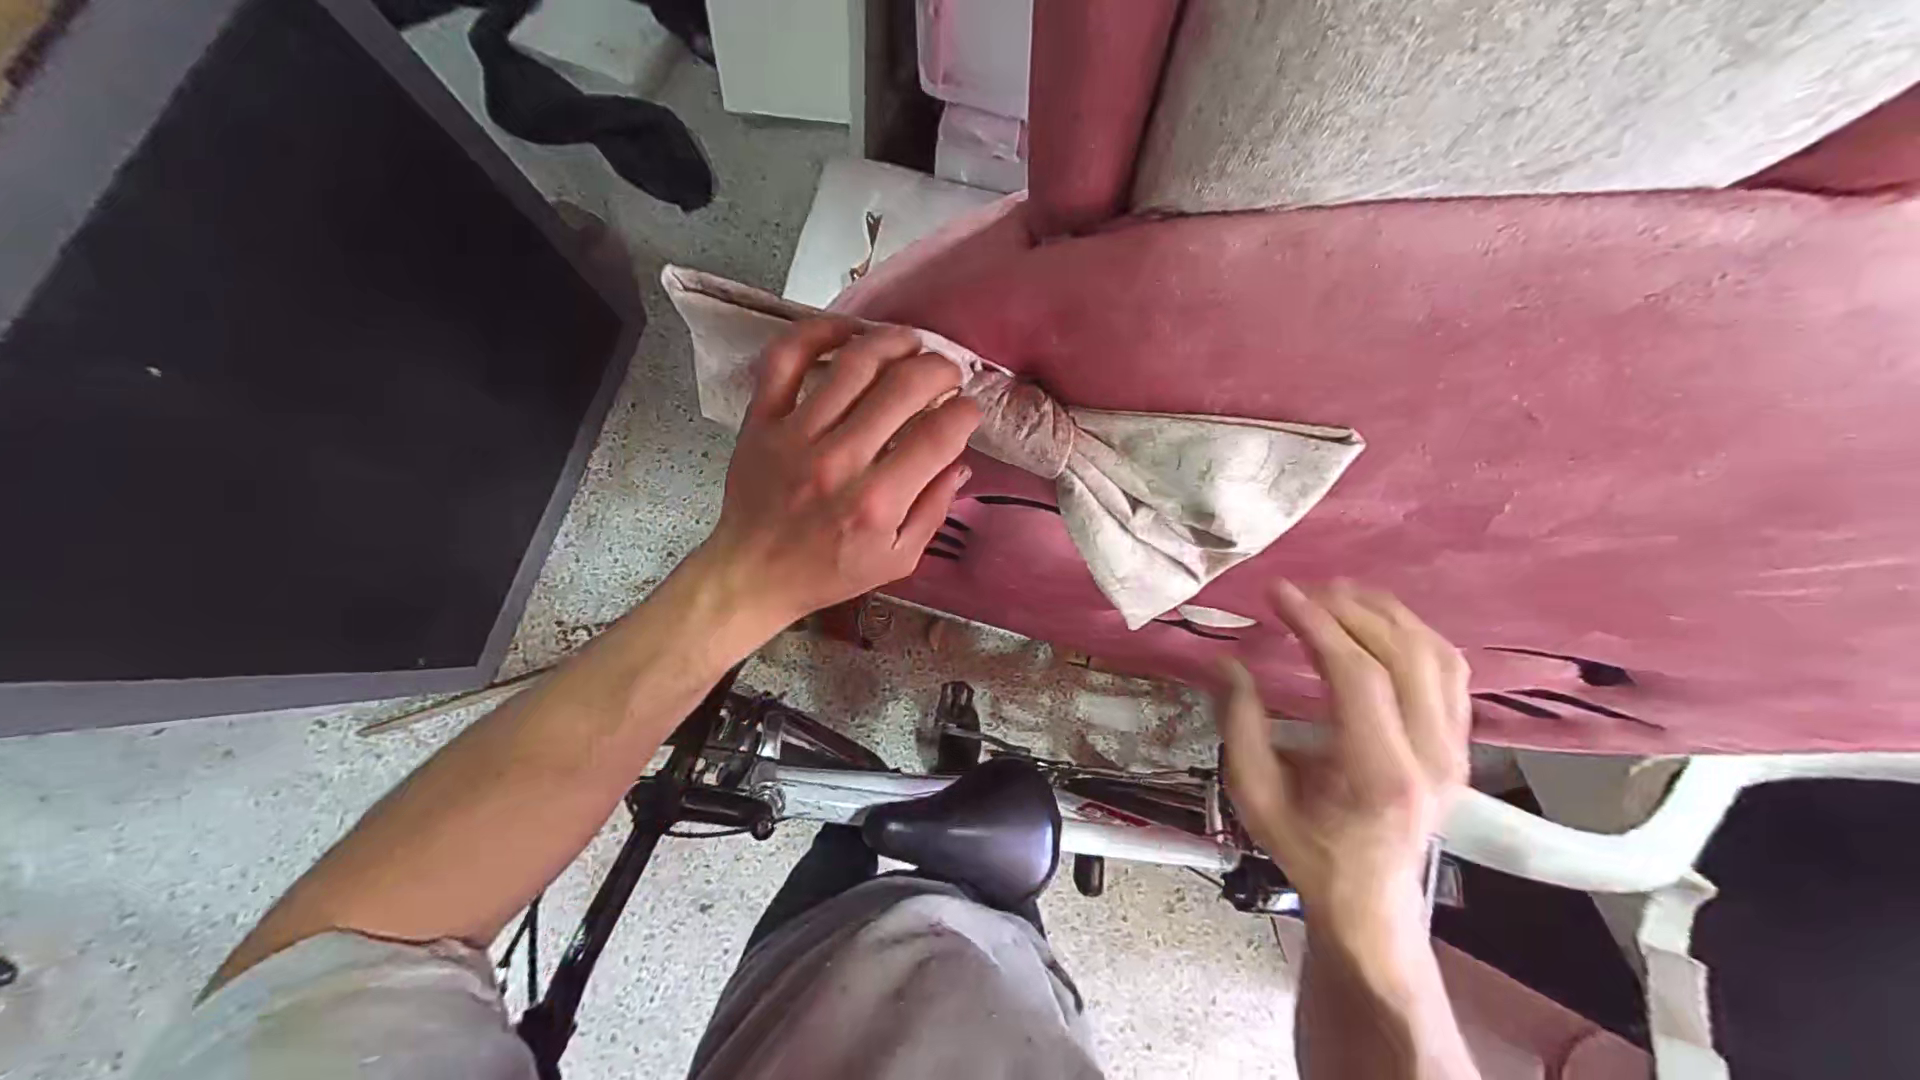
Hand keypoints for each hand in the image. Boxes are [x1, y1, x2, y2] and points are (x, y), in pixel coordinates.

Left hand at [693, 318, 981, 639]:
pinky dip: (819, 332)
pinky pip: (787, 358)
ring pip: (854, 363)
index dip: (965, 413)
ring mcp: (797, 434)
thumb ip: (933, 511)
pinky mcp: (762, 420)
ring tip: (912, 343)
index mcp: (878, 502)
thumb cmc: (830, 571)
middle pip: (903, 388)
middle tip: (949, 373)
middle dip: (940, 370)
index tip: (968, 410)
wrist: (754, 574)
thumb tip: (960, 461)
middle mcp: (840, 461)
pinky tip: (850, 331)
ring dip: (894, 342)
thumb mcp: (898, 560)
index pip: (938, 435)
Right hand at [1217, 580, 1469, 934]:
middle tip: (1304, 591)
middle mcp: (1432, 757)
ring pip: (1437, 656)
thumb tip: (1226, 662)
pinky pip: (1450, 671)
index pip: (1358, 676)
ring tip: (1337, 594)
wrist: (1368, 897)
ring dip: (1386, 614)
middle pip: (1405, 655)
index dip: (1317, 625)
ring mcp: (1456, 750)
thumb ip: (1239, 723)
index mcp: (1379, 773)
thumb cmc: (1305, 847)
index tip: (1279, 594)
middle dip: (1350, 610)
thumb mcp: (1254, 791)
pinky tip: (1376, 622)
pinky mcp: (1460, 744)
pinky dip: (1413, 634)